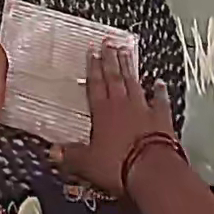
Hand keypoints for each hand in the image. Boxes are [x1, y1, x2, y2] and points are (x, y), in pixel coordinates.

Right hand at [54, 46, 174, 197]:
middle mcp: (122, 105)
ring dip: (129, 67)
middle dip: (110, 59)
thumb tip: (53, 152)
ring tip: (126, 52)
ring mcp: (142, 109)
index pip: (95, 84)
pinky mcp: (161, 119)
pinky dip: (159, 91)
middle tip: (108, 42)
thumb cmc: (118, 166)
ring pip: (133, 82)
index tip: (92, 51)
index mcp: (102, 111)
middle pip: (114, 77)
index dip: (92, 68)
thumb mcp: (88, 163)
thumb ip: (71, 155)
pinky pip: (159, 101)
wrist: (153, 171)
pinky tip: (159, 83)